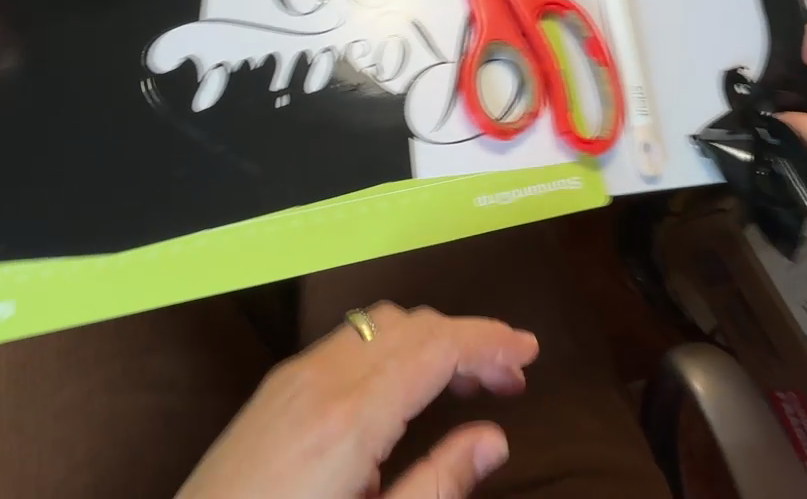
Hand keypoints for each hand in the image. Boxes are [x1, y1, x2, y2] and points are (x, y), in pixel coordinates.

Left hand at [175, 302, 537, 498]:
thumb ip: (438, 485)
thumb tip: (492, 440)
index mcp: (350, 418)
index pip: (436, 347)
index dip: (489, 341)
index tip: (527, 351)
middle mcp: (322, 379)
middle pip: (414, 326)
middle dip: (468, 339)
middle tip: (508, 376)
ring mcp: (295, 375)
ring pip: (382, 323)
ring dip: (431, 336)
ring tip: (465, 377)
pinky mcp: (279, 383)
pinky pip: (351, 339)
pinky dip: (394, 344)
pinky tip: (406, 383)